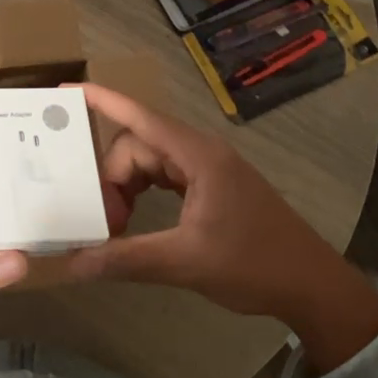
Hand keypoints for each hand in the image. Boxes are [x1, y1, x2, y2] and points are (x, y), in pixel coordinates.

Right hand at [68, 83, 377, 372]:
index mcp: (197, 155)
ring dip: (124, 186)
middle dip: (110, 176)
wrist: (313, 286)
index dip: (101, 100)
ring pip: (148, 161)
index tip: (64, 90)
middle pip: (137, 145)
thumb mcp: (185, 262)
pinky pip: (162, 175)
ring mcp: (207, 168)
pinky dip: (141, 191)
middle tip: (100, 221)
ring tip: (112, 224)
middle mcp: (199, 152)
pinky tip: (130, 217)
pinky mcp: (210, 187)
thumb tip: (73, 264)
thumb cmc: (255, 265)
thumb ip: (127, 259)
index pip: (139, 116)